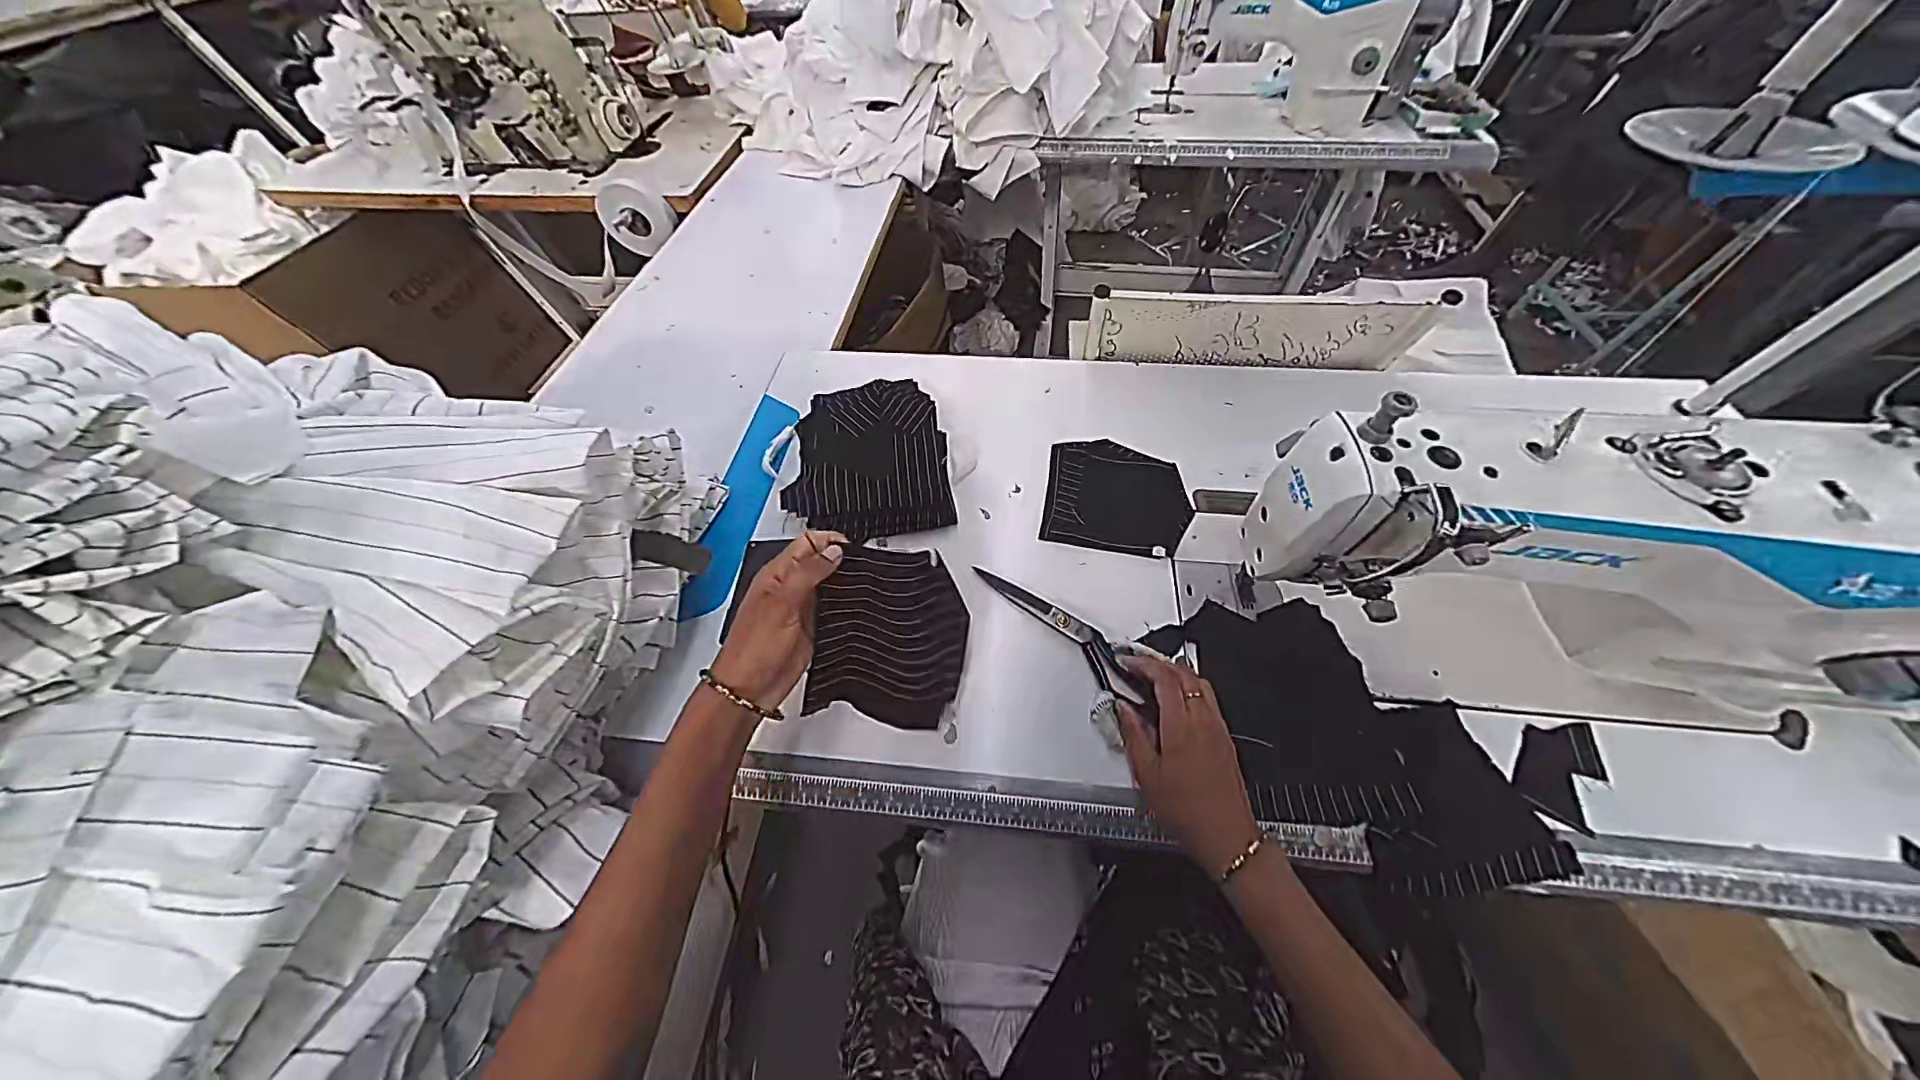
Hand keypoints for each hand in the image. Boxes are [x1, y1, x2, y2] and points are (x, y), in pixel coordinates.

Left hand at [707, 530, 846, 713]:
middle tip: (861, 565)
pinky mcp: (813, 628)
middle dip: (841, 560)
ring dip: (845, 583)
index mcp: (777, 574)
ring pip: (830, 585)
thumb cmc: (752, 648)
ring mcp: (802, 608)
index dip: (829, 541)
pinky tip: (855, 606)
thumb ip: (808, 573)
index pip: (807, 543)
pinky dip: (846, 606)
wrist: (750, 688)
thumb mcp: (781, 602)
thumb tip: (833, 552)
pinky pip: (834, 610)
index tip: (850, 548)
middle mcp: (790, 588)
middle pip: (821, 562)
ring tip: (861, 583)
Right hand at [1116, 653, 1263, 876]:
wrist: (1225, 835)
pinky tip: (1175, 703)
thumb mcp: (1146, 774)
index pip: (1164, 678)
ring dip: (1176, 673)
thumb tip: (1124, 710)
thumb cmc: (1188, 812)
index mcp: (1182, 726)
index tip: (1127, 663)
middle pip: (1184, 673)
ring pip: (1199, 683)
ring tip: (1155, 679)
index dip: (1143, 664)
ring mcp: (1217, 728)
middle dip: (1158, 663)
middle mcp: (1204, 721)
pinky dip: (1189, 689)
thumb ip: (1134, 734)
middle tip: (1137, 666)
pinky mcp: (1225, 738)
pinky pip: (1208, 699)